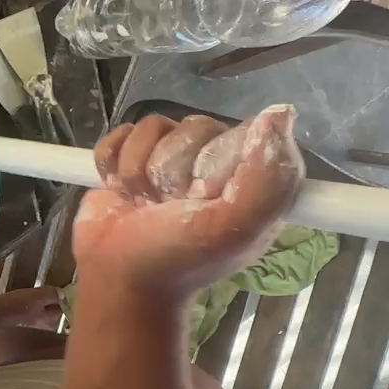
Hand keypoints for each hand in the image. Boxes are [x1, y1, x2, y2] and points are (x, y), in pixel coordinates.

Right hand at [74, 106, 304, 301]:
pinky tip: (115, 188)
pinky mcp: (125, 163)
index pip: (234, 133)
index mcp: (247, 179)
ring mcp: (165, 162)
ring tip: (138, 201)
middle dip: (167, 168)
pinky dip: (109, 160)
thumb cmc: (175, 260)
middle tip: (165, 205)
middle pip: (190, 126)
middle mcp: (210, 166)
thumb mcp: (234, 227)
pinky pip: (118, 135)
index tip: (201, 197)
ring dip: (134, 168)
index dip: (211, 160)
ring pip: (151, 127)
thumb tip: (279, 111)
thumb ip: (267, 176)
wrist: (115, 278)